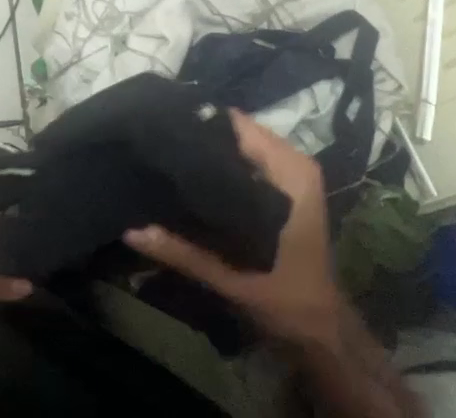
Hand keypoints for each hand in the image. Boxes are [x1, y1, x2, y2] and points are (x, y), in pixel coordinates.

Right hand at [123, 109, 344, 345]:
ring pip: (240, 143)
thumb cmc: (288, 301)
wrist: (324, 332)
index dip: (199, 124)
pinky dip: (219, 162)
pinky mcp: (284, 190)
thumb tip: (131, 231)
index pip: (240, 126)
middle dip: (198, 133)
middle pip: (237, 130)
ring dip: (206, 148)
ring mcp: (292, 177)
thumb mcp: (232, 280)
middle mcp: (294, 167)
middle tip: (152, 139)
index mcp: (291, 177)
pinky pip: (247, 159)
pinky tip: (187, 173)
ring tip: (162, 152)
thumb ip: (183, 254)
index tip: (158, 126)